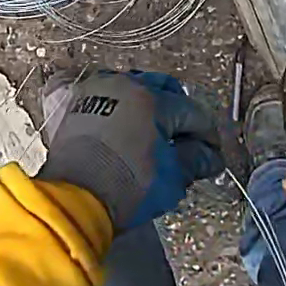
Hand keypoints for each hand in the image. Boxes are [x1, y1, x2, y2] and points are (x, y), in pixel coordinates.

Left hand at [36, 69, 223, 231]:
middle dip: (179, 114)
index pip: (192, 113)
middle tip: (185, 140)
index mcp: (154, 100)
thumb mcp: (171, 178)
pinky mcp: (80, 102)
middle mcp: (128, 85)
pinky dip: (122, 106)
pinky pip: (108, 94)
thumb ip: (195, 160)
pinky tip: (126, 127)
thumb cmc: (125, 187)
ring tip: (155, 132)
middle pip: (165, 91)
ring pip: (136, 88)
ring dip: (150, 106)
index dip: (206, 136)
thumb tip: (209, 156)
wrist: (74, 199)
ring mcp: (100, 90)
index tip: (210, 154)